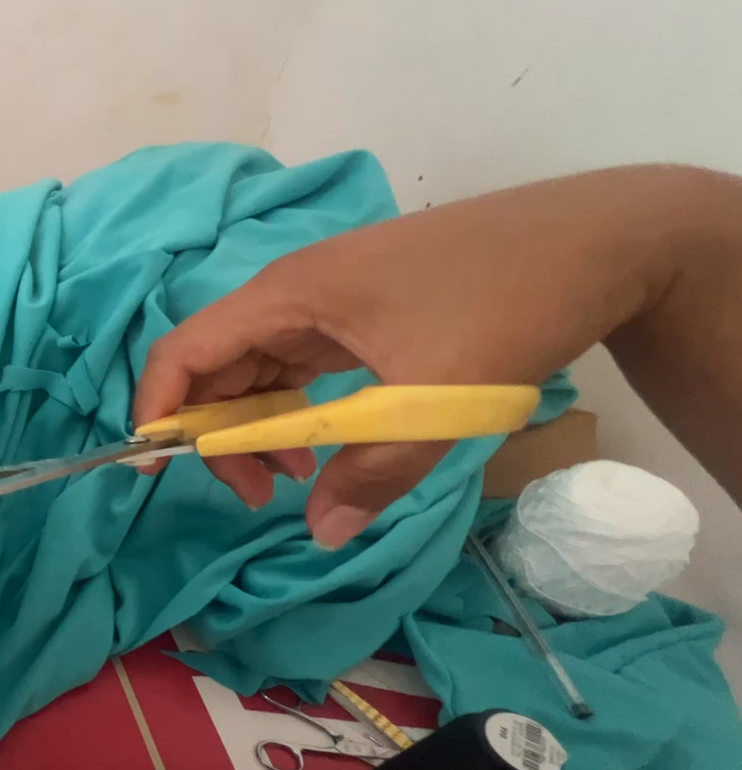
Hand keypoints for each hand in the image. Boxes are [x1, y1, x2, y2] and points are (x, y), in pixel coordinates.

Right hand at [133, 166, 720, 545]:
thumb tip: (320, 534)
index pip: (182, 352)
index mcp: (284, 297)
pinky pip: (284, 369)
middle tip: (256, 492)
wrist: (615, 235)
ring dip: (252, 428)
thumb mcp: (443, 398)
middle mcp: (283, 295)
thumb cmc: (515, 300)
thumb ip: (374, 470)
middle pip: (210, 369)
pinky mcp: (340, 314)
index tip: (156, 467)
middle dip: (214, 435)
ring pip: (246, 372)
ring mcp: (312, 303)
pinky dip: (285, 412)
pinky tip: (315, 444)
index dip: (155, 409)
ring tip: (292, 476)